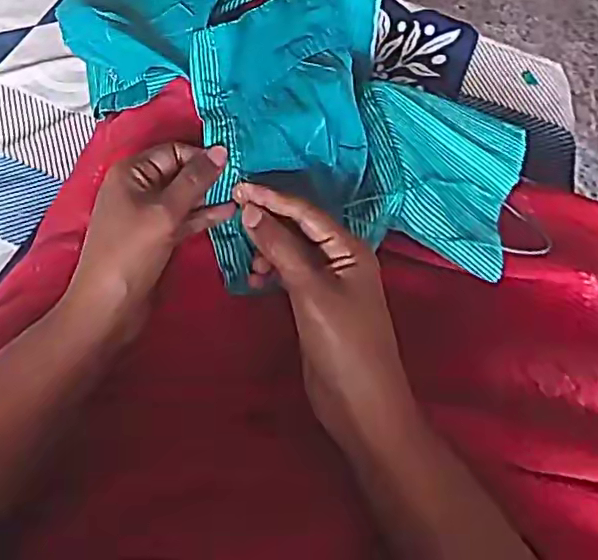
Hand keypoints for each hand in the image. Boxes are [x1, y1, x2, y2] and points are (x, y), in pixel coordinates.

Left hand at [65, 142, 231, 340]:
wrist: (108, 308)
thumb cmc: (131, 252)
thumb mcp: (165, 212)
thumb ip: (194, 180)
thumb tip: (220, 150)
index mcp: (131, 171)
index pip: (173, 151)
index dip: (201, 156)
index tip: (232, 165)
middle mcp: (137, 186)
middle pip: (179, 171)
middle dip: (208, 175)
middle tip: (243, 179)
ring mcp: (147, 212)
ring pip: (183, 195)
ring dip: (209, 195)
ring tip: (241, 195)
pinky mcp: (156, 235)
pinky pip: (183, 217)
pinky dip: (202, 215)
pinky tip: (228, 213)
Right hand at [236, 183, 419, 449]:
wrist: (363, 409)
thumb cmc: (344, 344)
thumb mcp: (309, 291)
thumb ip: (280, 247)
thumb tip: (251, 210)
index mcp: (349, 249)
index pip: (305, 212)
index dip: (272, 197)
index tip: (239, 187)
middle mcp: (340, 258)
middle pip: (298, 227)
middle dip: (268, 219)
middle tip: (234, 209)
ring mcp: (328, 280)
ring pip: (291, 249)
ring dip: (267, 247)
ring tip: (248, 260)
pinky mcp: (316, 301)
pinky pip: (288, 271)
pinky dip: (271, 270)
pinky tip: (255, 279)